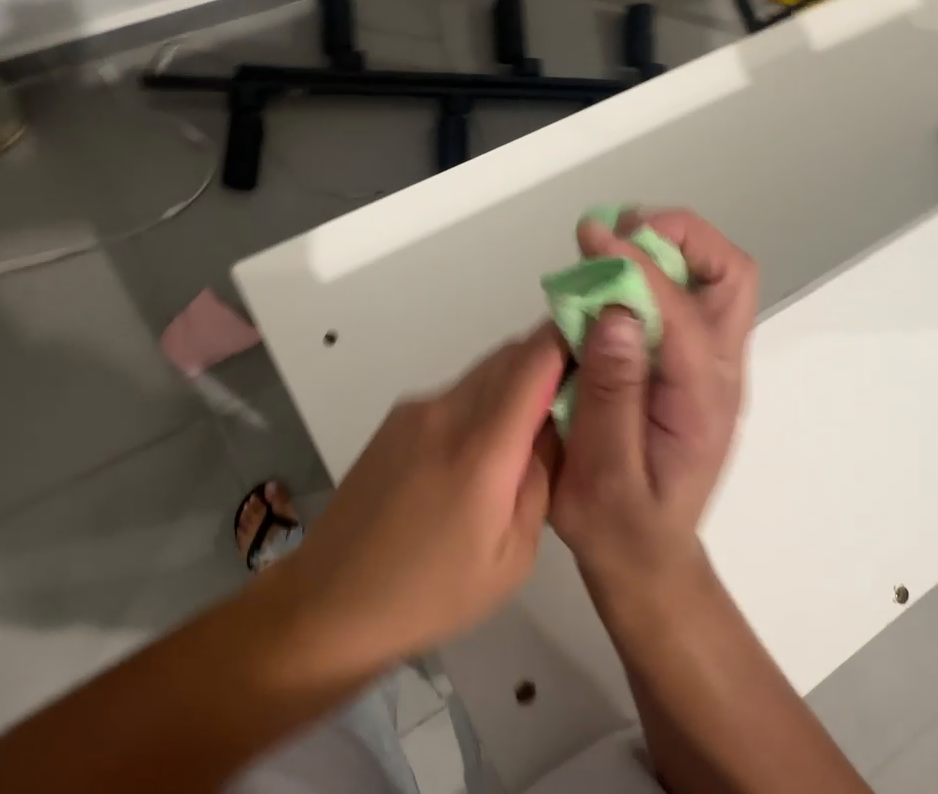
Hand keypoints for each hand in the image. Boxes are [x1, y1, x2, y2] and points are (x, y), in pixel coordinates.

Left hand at [276, 327, 565, 667]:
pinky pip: (454, 395)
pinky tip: (489, 447)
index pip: (534, 361)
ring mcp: (413, 412)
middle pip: (507, 357)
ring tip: (542, 421)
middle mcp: (444, 411)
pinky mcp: (393, 423)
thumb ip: (540, 479)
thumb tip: (558, 426)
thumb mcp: (512, 554)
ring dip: (516, 381)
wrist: (333, 599)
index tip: (604, 337)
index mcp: (480, 446)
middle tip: (585, 382)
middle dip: (549, 358)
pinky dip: (484, 401)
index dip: (570, 339)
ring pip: (480, 374)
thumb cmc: (432, 593)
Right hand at [550, 209, 758, 586]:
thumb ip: (612, 394)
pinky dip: (651, 275)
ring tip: (606, 245)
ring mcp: (709, 370)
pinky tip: (605, 283)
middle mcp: (719, 374)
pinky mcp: (689, 369)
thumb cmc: (619, 527)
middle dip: (679, 237)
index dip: (634, 265)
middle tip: (616, 230)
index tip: (590, 238)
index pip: (679, 310)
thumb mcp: (604, 472)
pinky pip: (685, 301)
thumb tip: (614, 310)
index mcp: (702, 401)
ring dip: (666, 250)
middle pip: (729, 276)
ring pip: (713, 281)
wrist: (645, 559)